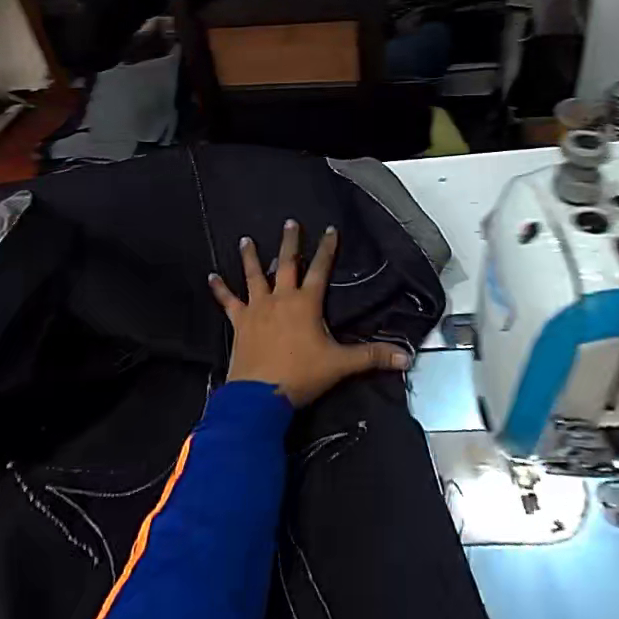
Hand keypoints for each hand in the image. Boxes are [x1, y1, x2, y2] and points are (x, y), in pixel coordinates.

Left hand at [210, 220, 412, 406]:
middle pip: (286, 264)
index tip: (330, 230)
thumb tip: (406, 358)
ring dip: (251, 257)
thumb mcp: (341, 364)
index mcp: (306, 303)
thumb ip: (373, 357)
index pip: (320, 269)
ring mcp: (257, 309)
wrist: (259, 396)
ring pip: (254, 276)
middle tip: (289, 222)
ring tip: (246, 239)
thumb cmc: (301, 375)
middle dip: (290, 243)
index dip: (327, 249)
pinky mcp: (239, 323)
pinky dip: (220, 289)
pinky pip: (228, 301)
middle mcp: (281, 299)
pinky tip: (211, 276)